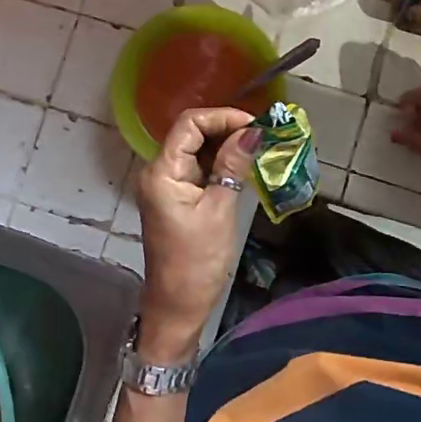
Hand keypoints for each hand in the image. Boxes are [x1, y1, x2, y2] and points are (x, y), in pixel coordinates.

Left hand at [135, 108, 261, 361]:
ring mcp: (165, 184)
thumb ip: (233, 166)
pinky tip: (242, 165)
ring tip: (258, 147)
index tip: (255, 125)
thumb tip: (253, 131)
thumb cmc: (198, 261)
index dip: (222, 117)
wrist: (177, 304)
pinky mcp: (175, 197)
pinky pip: (197, 168)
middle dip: (226, 128)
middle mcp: (158, 172)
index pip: (189, 124)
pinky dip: (219, 163)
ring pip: (195, 149)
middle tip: (262, 136)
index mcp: (162, 172)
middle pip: (190, 133)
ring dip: (225, 144)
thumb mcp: (220, 210)